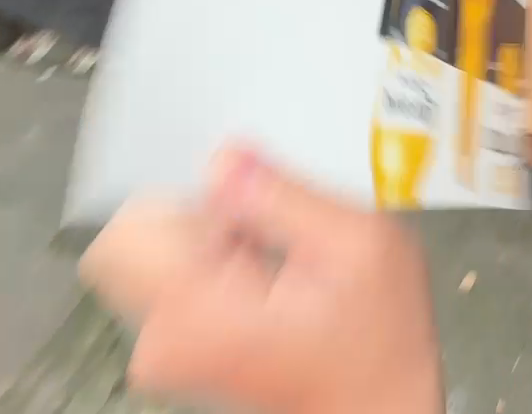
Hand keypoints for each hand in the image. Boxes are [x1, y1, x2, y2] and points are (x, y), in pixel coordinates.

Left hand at [126, 148, 442, 413]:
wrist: (379, 392)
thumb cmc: (380, 323)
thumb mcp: (359, 240)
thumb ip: (288, 197)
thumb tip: (226, 157)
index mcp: (196, 307)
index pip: (135, 227)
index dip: (203, 204)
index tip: (264, 216)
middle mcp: (157, 335)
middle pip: (151, 238)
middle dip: (221, 222)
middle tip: (291, 239)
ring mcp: (163, 346)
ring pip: (172, 253)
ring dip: (235, 242)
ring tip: (299, 263)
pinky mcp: (178, 346)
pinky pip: (186, 277)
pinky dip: (237, 265)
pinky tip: (289, 279)